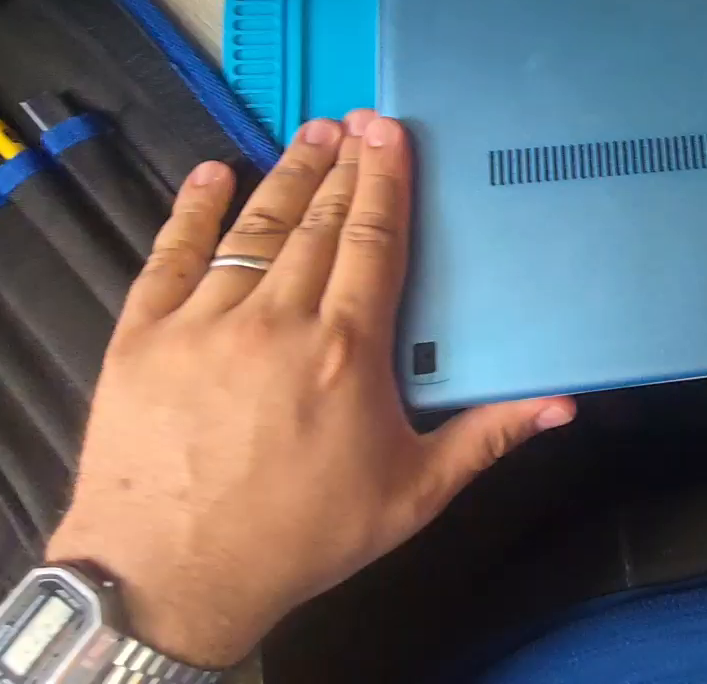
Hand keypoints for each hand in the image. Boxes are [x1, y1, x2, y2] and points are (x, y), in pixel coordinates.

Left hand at [47, 111, 575, 666]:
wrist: (164, 586)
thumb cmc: (305, 534)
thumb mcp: (416, 491)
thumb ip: (491, 435)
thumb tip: (566, 405)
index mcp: (347, 348)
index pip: (372, 241)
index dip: (385, 181)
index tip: (390, 133)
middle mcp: (278, 321)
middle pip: (320, 223)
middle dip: (344, 166)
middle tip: (358, 119)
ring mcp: (203, 324)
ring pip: (255, 230)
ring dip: (288, 176)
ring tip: (311, 133)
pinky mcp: (140, 340)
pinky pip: (170, 258)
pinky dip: (192, 211)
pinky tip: (214, 172)